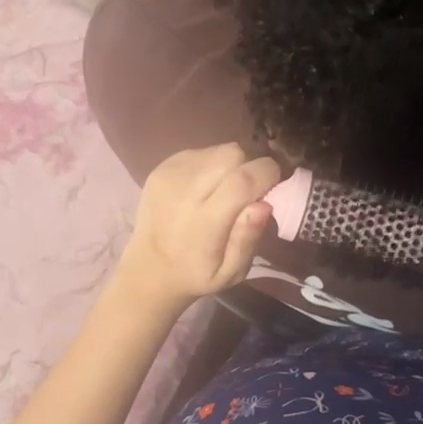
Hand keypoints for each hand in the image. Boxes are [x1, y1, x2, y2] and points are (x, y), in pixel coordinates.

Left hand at [113, 144, 281, 312]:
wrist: (148, 268)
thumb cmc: (196, 274)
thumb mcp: (231, 273)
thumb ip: (248, 239)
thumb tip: (264, 204)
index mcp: (203, 224)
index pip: (242, 181)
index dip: (266, 174)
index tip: (274, 185)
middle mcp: (184, 192)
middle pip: (232, 155)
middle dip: (249, 167)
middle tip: (248, 190)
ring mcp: (170, 175)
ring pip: (218, 150)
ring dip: (230, 165)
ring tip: (223, 189)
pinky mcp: (161, 166)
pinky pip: (201, 152)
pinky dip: (211, 164)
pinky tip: (204, 186)